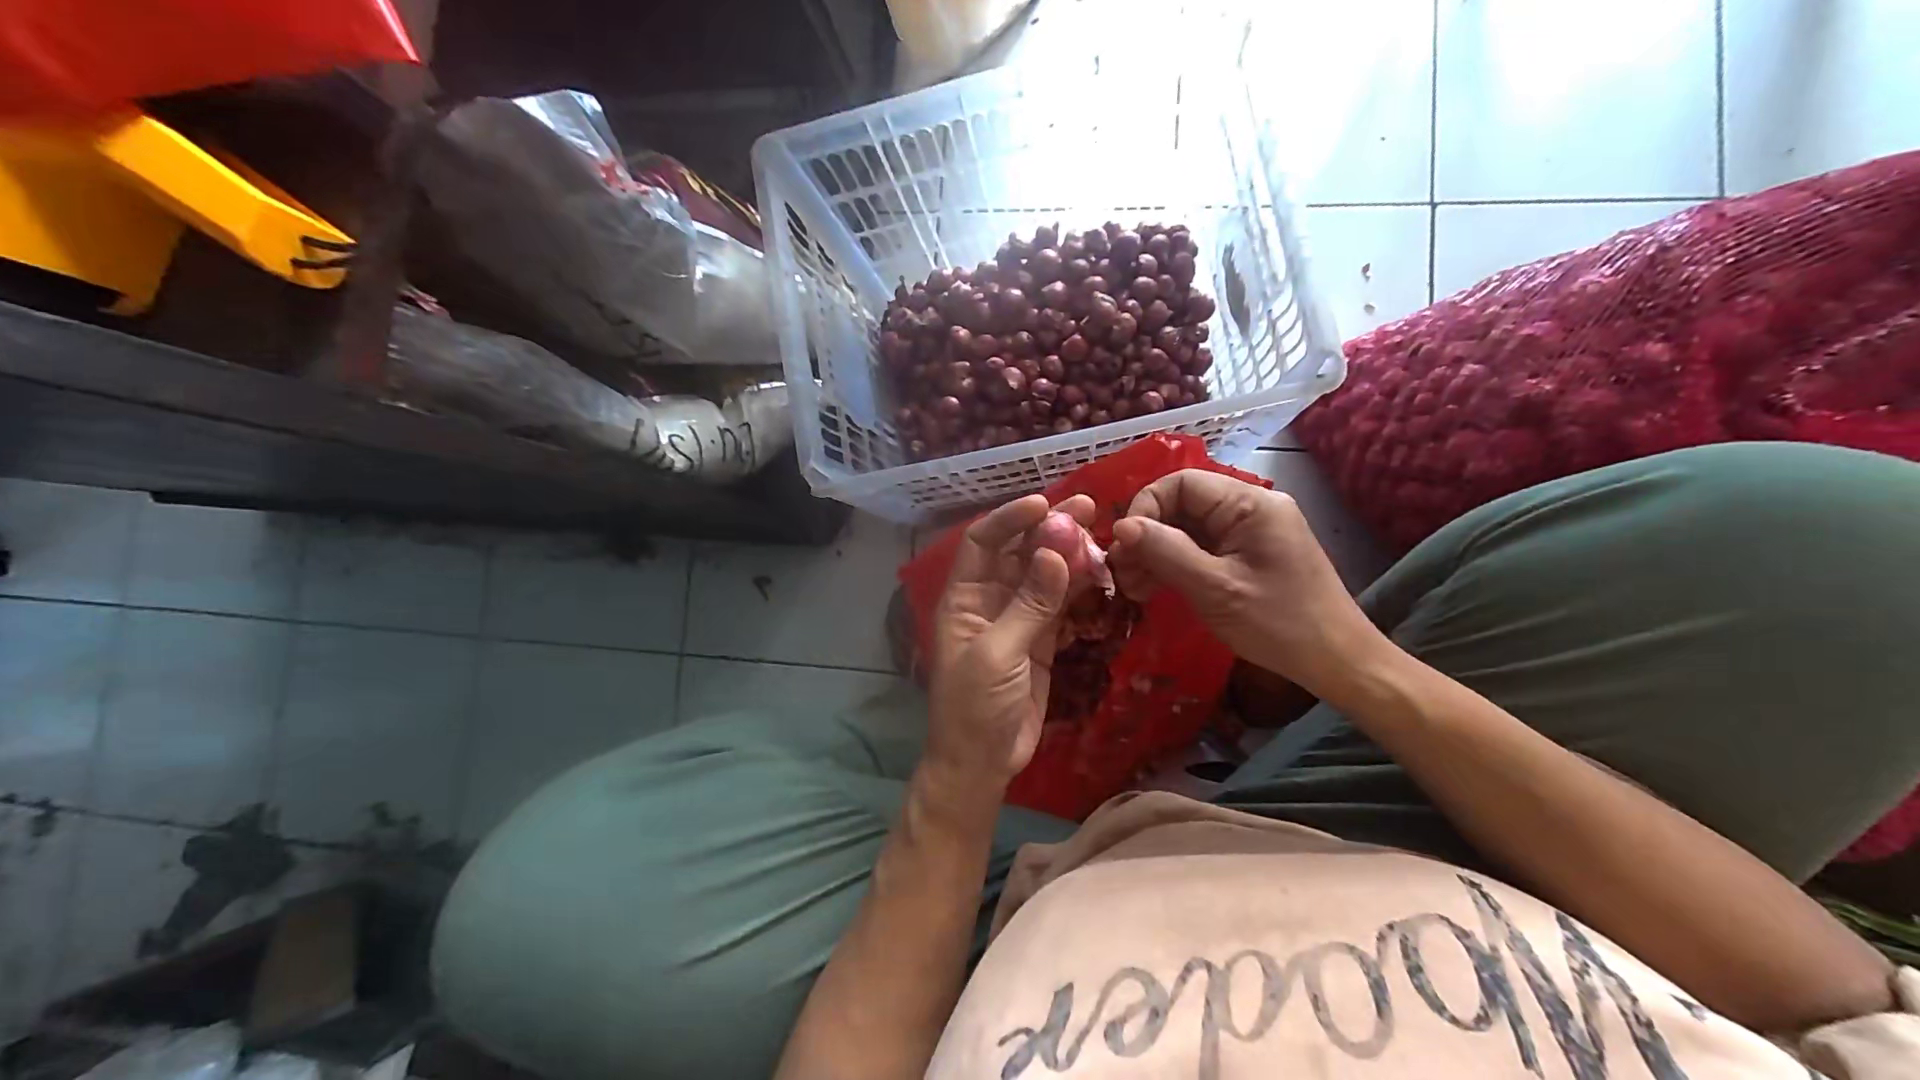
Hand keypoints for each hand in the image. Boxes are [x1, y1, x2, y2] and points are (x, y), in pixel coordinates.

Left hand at [926, 493, 1092, 788]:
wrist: (983, 762)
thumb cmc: (974, 707)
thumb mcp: (999, 653)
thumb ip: (1030, 604)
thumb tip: (1056, 552)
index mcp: (964, 597)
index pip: (982, 542)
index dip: (1010, 519)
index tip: (1044, 503)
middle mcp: (989, 600)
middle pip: (1018, 552)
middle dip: (1048, 529)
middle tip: (1088, 507)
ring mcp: (1017, 619)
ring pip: (1044, 576)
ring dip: (1069, 554)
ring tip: (1101, 531)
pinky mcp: (1040, 641)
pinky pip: (1060, 605)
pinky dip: (1079, 588)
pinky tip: (1102, 571)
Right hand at [1107, 469, 1391, 707]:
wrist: (1336, 661)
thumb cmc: (1279, 624)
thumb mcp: (1214, 588)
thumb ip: (1166, 552)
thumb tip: (1122, 526)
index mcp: (1249, 504)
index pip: (1181, 483)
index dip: (1145, 508)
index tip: (1124, 547)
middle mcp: (1250, 507)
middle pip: (1181, 505)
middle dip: (1147, 536)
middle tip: (1123, 575)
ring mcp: (1249, 532)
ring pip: (1186, 528)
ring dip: (1155, 554)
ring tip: (1134, 588)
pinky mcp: (1247, 554)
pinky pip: (1200, 548)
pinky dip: (1174, 565)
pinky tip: (1154, 589)